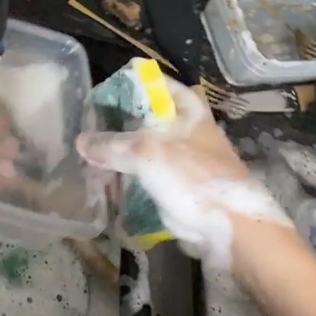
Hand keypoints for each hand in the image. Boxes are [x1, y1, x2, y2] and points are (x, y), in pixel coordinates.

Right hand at [74, 76, 290, 263]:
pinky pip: (151, 177)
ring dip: (124, 154)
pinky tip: (110, 184)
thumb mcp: (146, 154)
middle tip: (91, 125)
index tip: (105, 90)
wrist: (234, 231)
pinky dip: (132, 178)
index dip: (132, 83)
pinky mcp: (185, 190)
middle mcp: (190, 132)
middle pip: (149, 118)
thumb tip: (81, 142)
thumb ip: (111, 145)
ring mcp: (189, 162)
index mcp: (189, 112)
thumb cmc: (194, 179)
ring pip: (148, 149)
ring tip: (94, 158)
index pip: (159, 84)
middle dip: (121, 122)